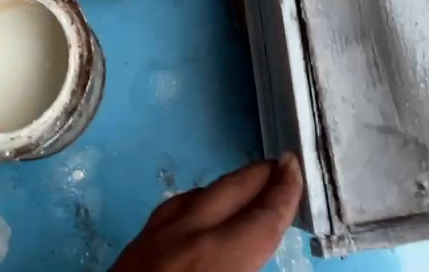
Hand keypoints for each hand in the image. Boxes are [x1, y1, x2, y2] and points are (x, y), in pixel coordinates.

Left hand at [107, 156, 303, 271]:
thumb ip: (247, 267)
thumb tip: (257, 253)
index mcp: (215, 260)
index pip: (260, 218)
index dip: (283, 193)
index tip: (296, 169)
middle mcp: (185, 238)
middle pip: (229, 191)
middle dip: (259, 176)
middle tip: (282, 166)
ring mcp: (153, 239)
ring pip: (199, 195)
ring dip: (228, 187)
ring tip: (249, 187)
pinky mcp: (132, 248)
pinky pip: (172, 210)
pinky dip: (197, 203)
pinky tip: (202, 211)